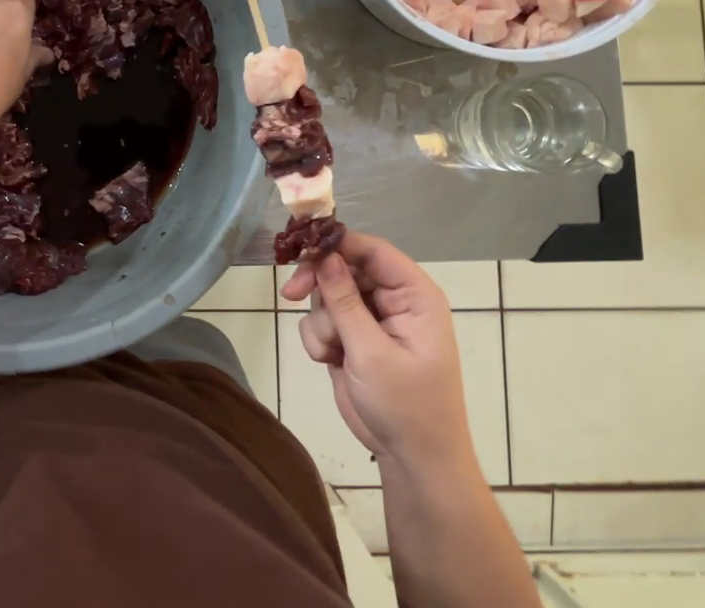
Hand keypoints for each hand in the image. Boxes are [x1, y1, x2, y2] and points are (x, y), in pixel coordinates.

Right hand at [281, 234, 474, 469]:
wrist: (411, 459)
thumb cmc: (406, 406)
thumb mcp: (372, 353)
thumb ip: (345, 302)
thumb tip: (323, 256)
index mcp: (414, 296)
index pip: (373, 251)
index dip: (337, 244)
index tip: (301, 247)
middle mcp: (393, 301)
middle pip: (344, 268)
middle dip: (318, 284)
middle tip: (290, 293)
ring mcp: (371, 321)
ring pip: (328, 295)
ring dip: (320, 321)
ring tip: (329, 352)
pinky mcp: (352, 340)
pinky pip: (322, 321)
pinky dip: (318, 339)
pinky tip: (327, 361)